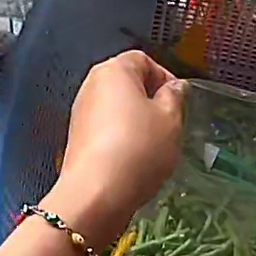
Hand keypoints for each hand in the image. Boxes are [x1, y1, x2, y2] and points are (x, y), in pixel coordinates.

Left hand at [44, 51, 183, 244]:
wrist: (96, 195)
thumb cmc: (138, 149)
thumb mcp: (170, 120)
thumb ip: (174, 97)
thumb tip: (174, 87)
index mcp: (113, 71)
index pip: (143, 60)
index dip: (165, 77)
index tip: (179, 102)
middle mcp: (91, 87)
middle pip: (127, 85)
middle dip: (150, 102)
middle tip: (169, 126)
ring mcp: (80, 115)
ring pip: (116, 111)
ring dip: (136, 125)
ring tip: (153, 149)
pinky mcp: (77, 142)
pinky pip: (106, 133)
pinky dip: (121, 142)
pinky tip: (133, 163)